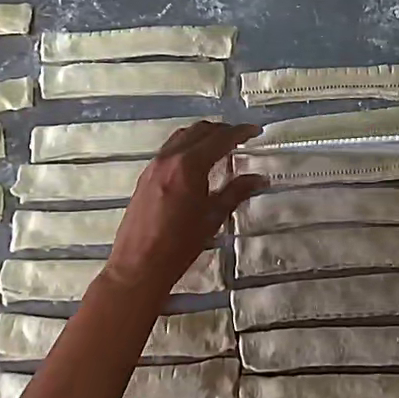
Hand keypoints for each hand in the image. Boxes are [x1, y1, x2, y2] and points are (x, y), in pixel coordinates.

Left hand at [107, 122, 265, 291]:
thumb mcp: (213, 217)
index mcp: (189, 165)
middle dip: (222, 131)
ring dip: (203, 135)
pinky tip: (197, 162)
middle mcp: (169, 158)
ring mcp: (154, 166)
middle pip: (199, 131)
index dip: (241, 132)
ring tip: (221, 146)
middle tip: (241, 138)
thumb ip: (236, 192)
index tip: (256, 131)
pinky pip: (170, 149)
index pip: (220, 138)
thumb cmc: (179, 244)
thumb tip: (259, 179)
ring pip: (182, 137)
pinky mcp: (145, 176)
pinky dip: (188, 146)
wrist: (138, 266)